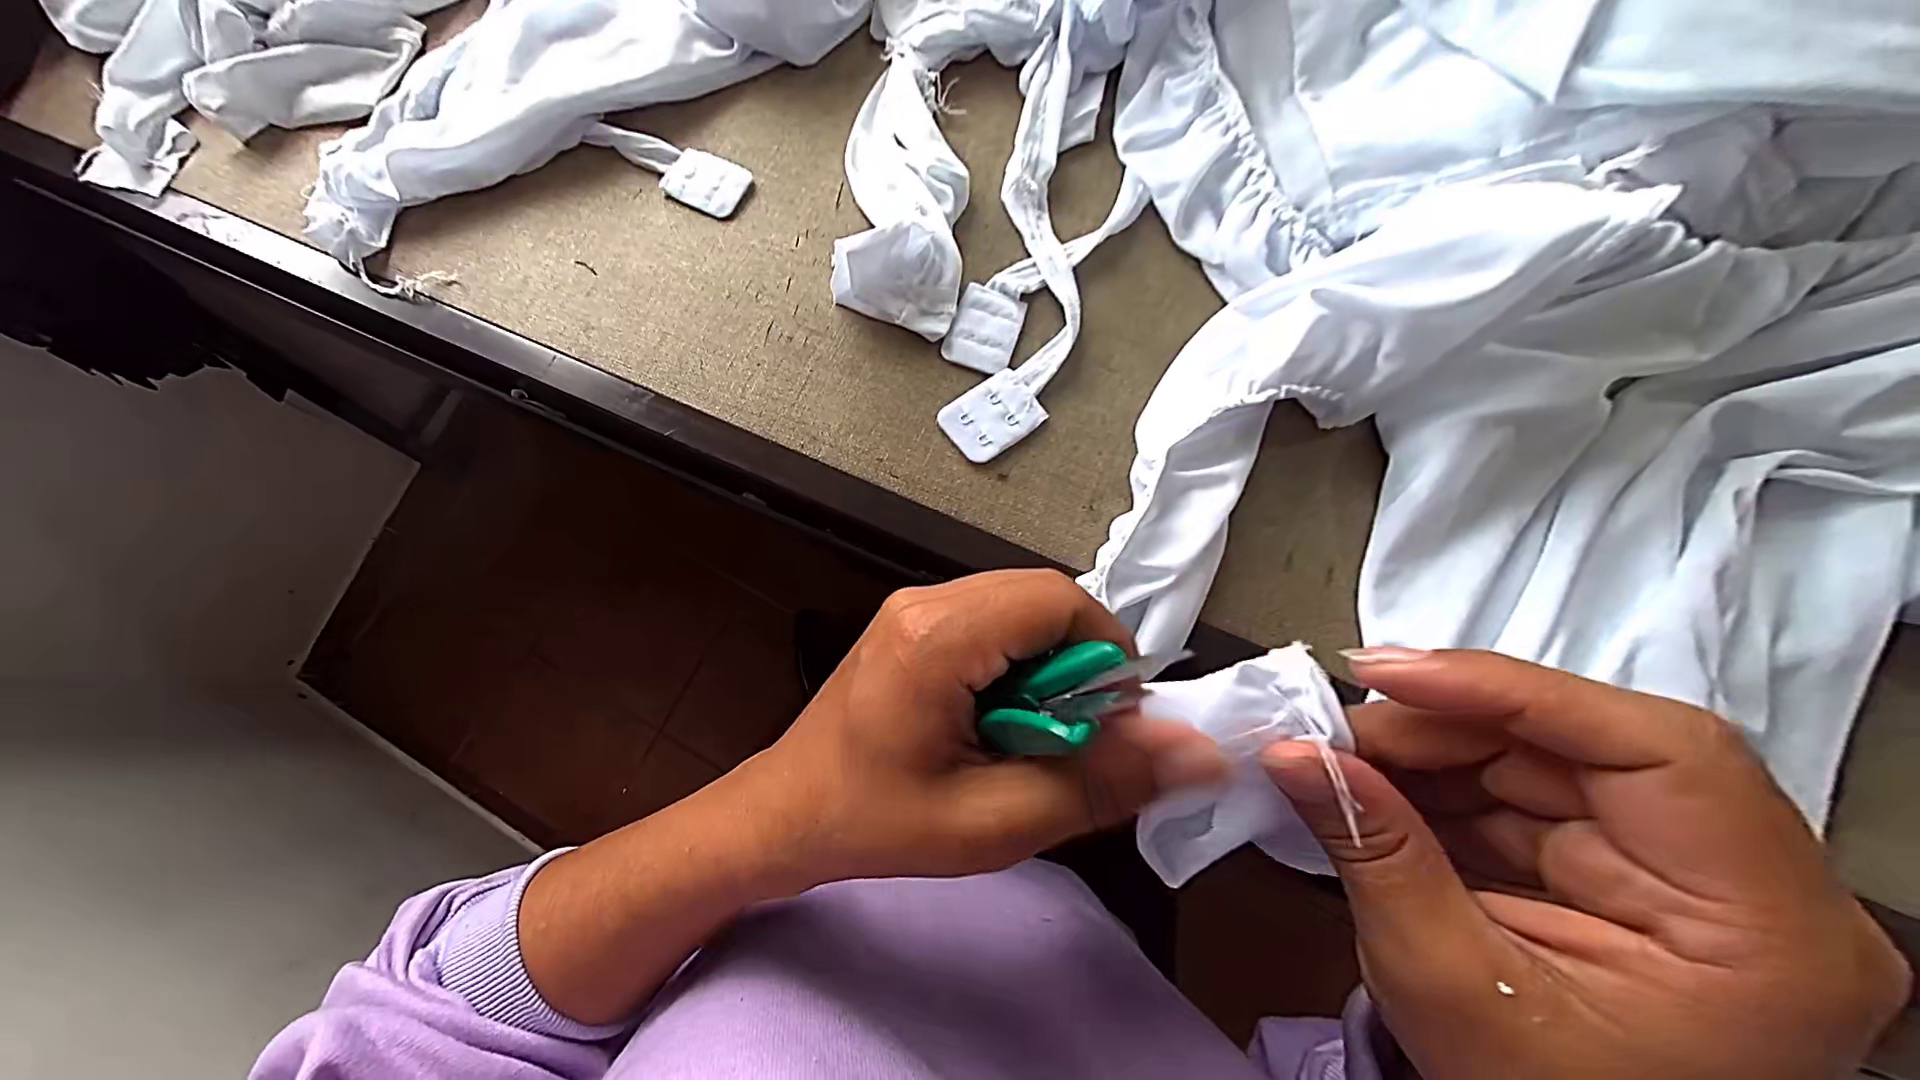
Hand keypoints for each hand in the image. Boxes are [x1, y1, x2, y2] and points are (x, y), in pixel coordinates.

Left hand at [737, 569, 1226, 886]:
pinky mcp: (914, 620)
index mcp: (937, 636)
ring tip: (1034, 728)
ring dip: (1050, 662)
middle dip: (1079, 659)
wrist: (788, 812)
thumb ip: (1096, 783)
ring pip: (1022, 606)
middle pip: (1043, 597)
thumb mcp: (992, 823)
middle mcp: (926, 601)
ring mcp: (915, 605)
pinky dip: (1020, 660)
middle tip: (1073, 730)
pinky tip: (1001, 714)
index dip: (1106, 652)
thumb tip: (1191, 751)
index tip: (1111, 719)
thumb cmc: (874, 822)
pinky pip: (994, 619)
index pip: (1058, 601)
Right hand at [1260, 648, 1909, 1079]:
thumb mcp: (1443, 982)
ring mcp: (1668, 865)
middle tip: (1334, 735)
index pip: (1658, 749)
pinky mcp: (1604, 860)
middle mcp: (1734, 877)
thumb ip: (1372, 851)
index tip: (1387, 672)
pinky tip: (1372, 790)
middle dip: (1435, 727)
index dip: (1510, 689)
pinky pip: (1504, 786)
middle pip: (1571, 742)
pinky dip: (1425, 782)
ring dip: (1419, 752)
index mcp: (1761, 928)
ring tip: (1339, 764)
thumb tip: (1295, 755)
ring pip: (1525, 753)